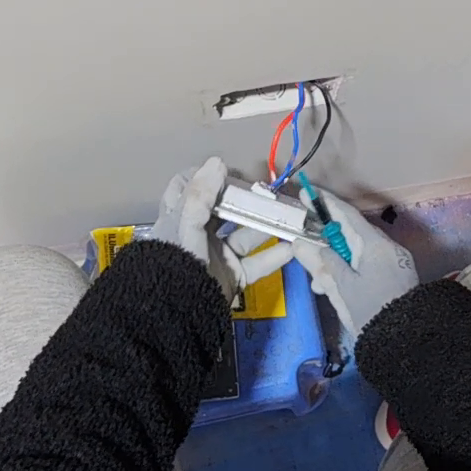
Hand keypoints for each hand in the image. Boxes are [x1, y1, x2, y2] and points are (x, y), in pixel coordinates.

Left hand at [154, 158, 292, 295]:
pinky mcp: (232, 275)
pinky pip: (256, 263)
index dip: (206, 179)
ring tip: (289, 218)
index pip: (188, 191)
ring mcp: (217, 256)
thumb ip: (202, 193)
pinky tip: (292, 248)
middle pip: (225, 211)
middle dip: (247, 202)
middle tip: (268, 194)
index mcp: (180, 220)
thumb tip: (218, 161)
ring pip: (246, 236)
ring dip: (267, 227)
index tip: (228, 174)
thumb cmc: (179, 259)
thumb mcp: (186, 222)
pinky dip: (274, 256)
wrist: (179, 309)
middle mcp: (198, 235)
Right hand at [290, 184, 418, 342]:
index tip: (307, 193)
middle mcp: (387, 249)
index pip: (347, 215)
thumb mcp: (341, 288)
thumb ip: (321, 263)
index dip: (325, 203)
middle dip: (326, 241)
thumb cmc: (372, 313)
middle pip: (351, 235)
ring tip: (319, 284)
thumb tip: (300, 243)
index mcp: (375, 246)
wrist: (406, 343)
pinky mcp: (395, 277)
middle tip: (304, 246)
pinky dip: (349, 272)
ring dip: (335, 262)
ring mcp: (394, 263)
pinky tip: (334, 290)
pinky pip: (367, 266)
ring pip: (357, 253)